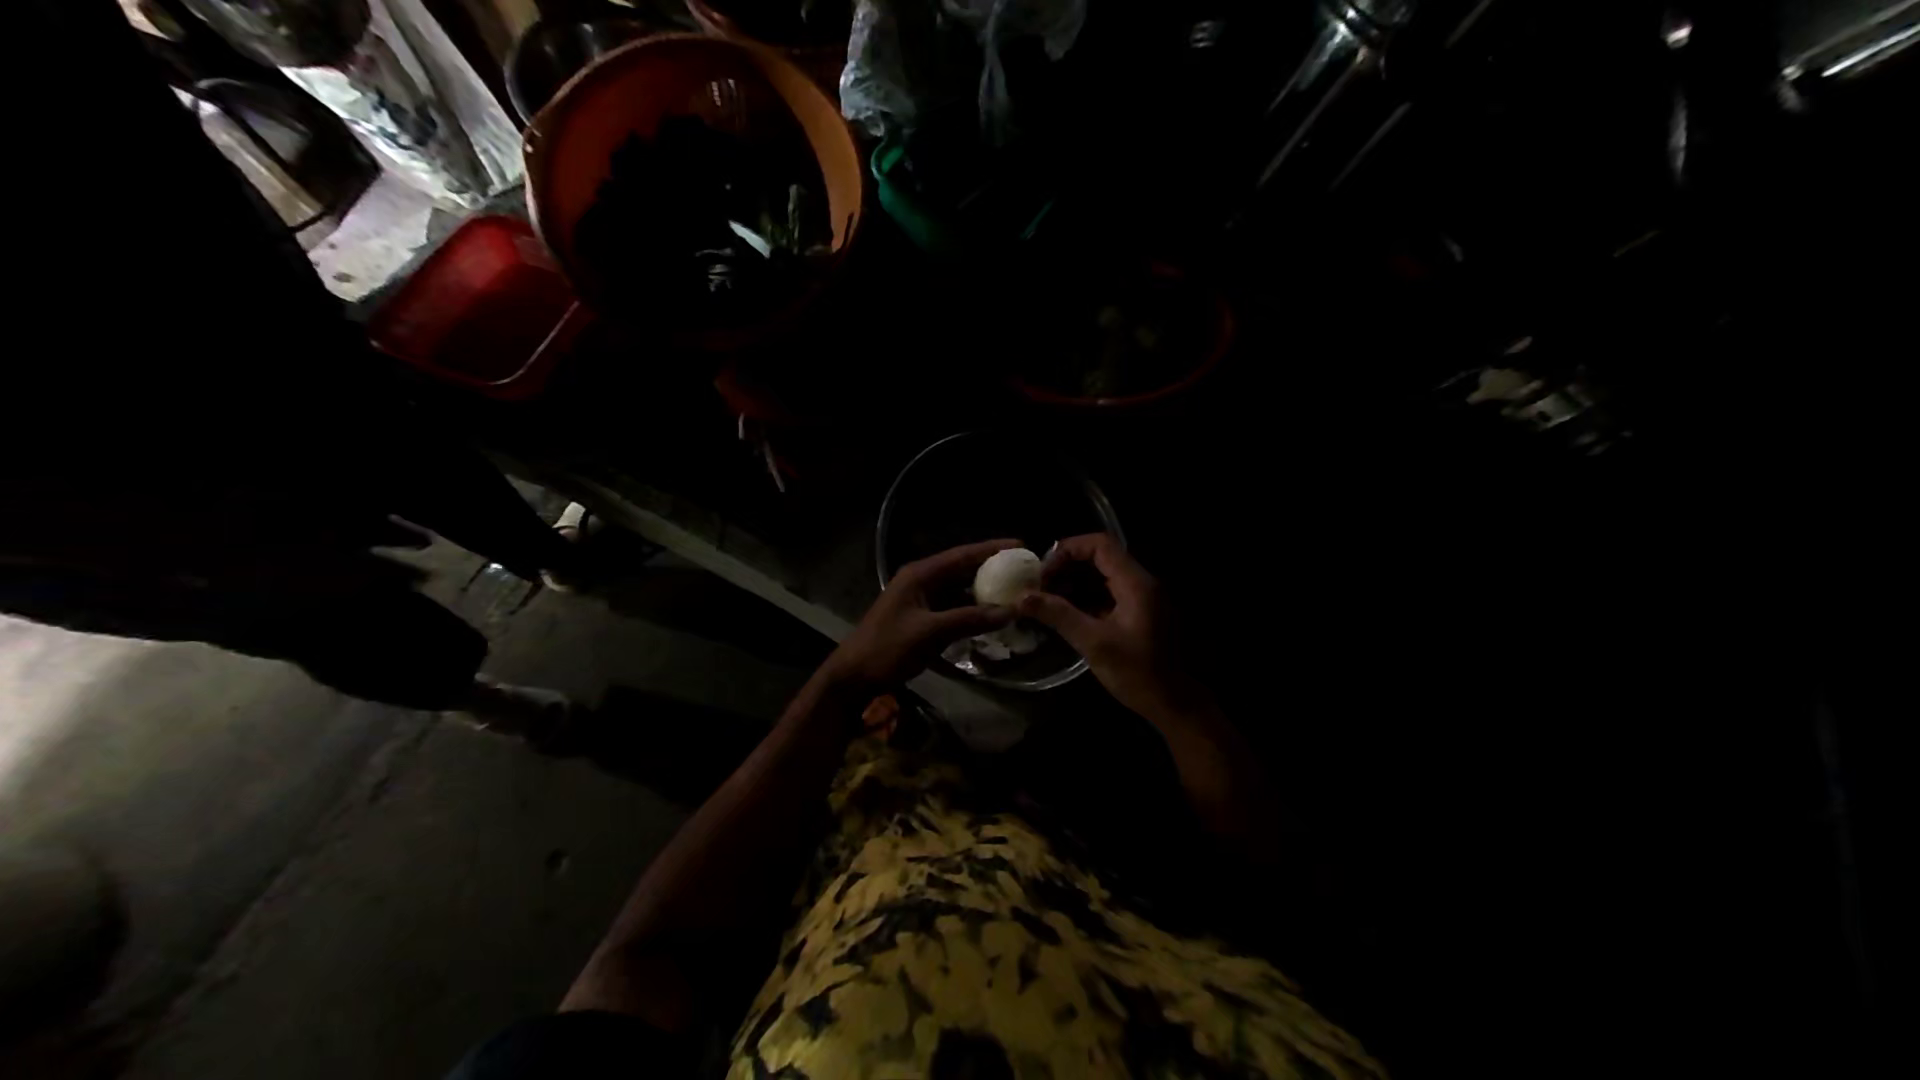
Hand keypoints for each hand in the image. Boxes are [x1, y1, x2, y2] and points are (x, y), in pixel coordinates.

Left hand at [823, 539, 1020, 688]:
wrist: (854, 675)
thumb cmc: (887, 648)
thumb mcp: (929, 632)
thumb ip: (969, 620)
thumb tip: (1009, 611)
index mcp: (919, 575)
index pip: (961, 555)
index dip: (991, 549)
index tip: (1020, 545)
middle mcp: (922, 581)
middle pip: (962, 569)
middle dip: (993, 569)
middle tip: (1024, 569)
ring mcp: (922, 600)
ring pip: (960, 589)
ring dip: (985, 591)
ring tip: (1017, 590)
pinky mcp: (923, 618)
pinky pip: (954, 607)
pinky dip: (973, 610)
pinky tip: (994, 615)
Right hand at [1017, 534, 1215, 726]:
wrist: (1171, 702)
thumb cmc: (1136, 672)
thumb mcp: (1093, 643)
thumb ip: (1059, 614)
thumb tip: (1021, 597)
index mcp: (1136, 583)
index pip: (1101, 544)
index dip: (1068, 549)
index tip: (1043, 570)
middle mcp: (1141, 582)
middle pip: (1101, 556)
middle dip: (1067, 566)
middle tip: (1040, 585)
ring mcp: (1141, 597)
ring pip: (1102, 575)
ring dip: (1074, 582)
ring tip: (1046, 597)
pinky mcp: (1137, 612)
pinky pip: (1108, 592)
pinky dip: (1085, 596)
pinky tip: (1063, 611)